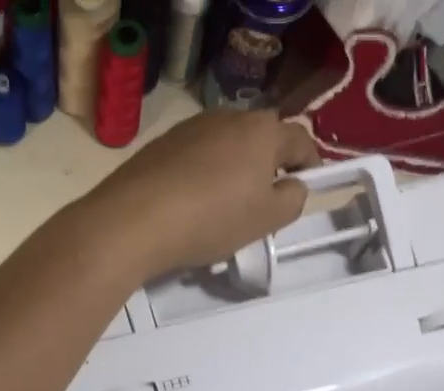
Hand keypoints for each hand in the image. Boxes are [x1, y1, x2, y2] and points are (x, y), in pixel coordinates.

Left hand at [77, 111, 320, 279]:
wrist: (134, 220)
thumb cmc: (211, 219)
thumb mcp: (266, 219)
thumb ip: (292, 200)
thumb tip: (293, 185)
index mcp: (263, 130)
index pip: (300, 140)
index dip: (309, 163)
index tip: (305, 185)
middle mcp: (228, 117)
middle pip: (259, 137)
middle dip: (267, 163)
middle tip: (262, 197)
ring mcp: (190, 128)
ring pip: (224, 145)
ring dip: (230, 168)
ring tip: (222, 204)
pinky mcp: (159, 145)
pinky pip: (192, 158)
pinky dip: (199, 175)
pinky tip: (189, 204)